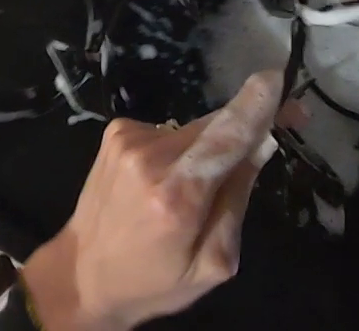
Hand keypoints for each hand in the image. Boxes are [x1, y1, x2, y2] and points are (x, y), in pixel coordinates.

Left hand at [20, 72, 282, 330]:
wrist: (82, 272)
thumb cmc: (155, 280)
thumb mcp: (212, 262)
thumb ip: (238, 198)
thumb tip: (262, 142)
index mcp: (179, 196)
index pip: (227, 135)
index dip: (256, 104)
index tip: (276, 77)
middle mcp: (151, 155)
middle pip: (214, 126)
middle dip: (246, 125)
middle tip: (276, 128)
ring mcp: (129, 138)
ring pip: (192, 129)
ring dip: (207, 146)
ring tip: (194, 188)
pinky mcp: (117, 130)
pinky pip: (168, 132)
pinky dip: (178, 150)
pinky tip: (163, 180)